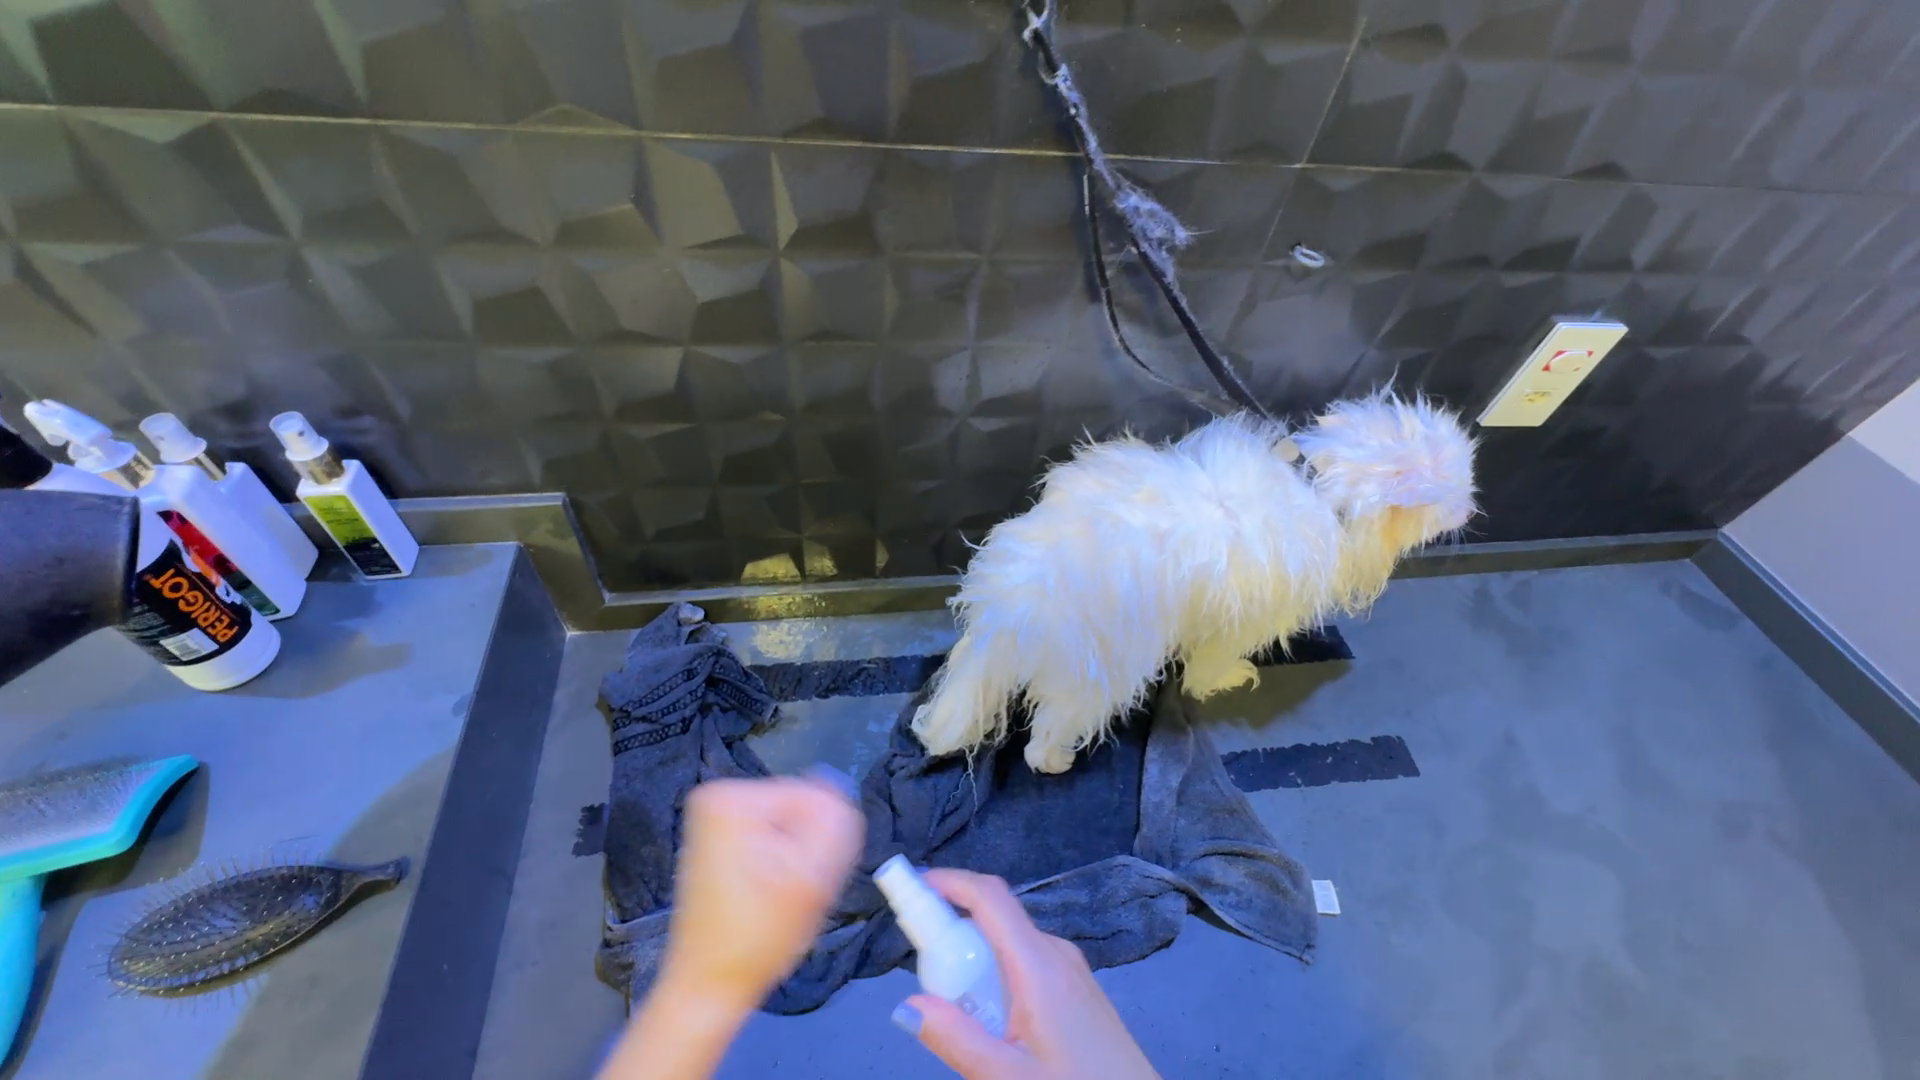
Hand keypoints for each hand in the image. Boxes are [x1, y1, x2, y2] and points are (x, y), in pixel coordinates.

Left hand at [656, 772, 865, 1015]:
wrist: (708, 989)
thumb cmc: (757, 937)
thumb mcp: (811, 877)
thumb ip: (837, 823)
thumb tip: (840, 799)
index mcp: (733, 797)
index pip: (816, 797)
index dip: (824, 841)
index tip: (809, 881)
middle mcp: (719, 796)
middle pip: (802, 808)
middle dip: (810, 849)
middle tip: (798, 895)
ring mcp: (717, 820)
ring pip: (793, 826)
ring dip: (800, 861)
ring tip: (784, 900)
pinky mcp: (721, 842)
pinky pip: (776, 840)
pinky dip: (783, 867)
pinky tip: (773, 898)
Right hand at [897, 869, 1159, 1079]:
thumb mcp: (1009, 1079)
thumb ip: (957, 1040)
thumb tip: (906, 1004)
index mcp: (1040, 965)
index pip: (991, 897)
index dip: (950, 881)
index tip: (913, 884)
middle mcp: (1056, 952)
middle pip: (996, 920)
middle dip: (955, 934)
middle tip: (928, 976)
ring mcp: (1071, 967)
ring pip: (1010, 944)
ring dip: (976, 961)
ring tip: (960, 1012)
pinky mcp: (1077, 985)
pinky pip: (1026, 962)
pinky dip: (998, 976)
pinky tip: (995, 1024)